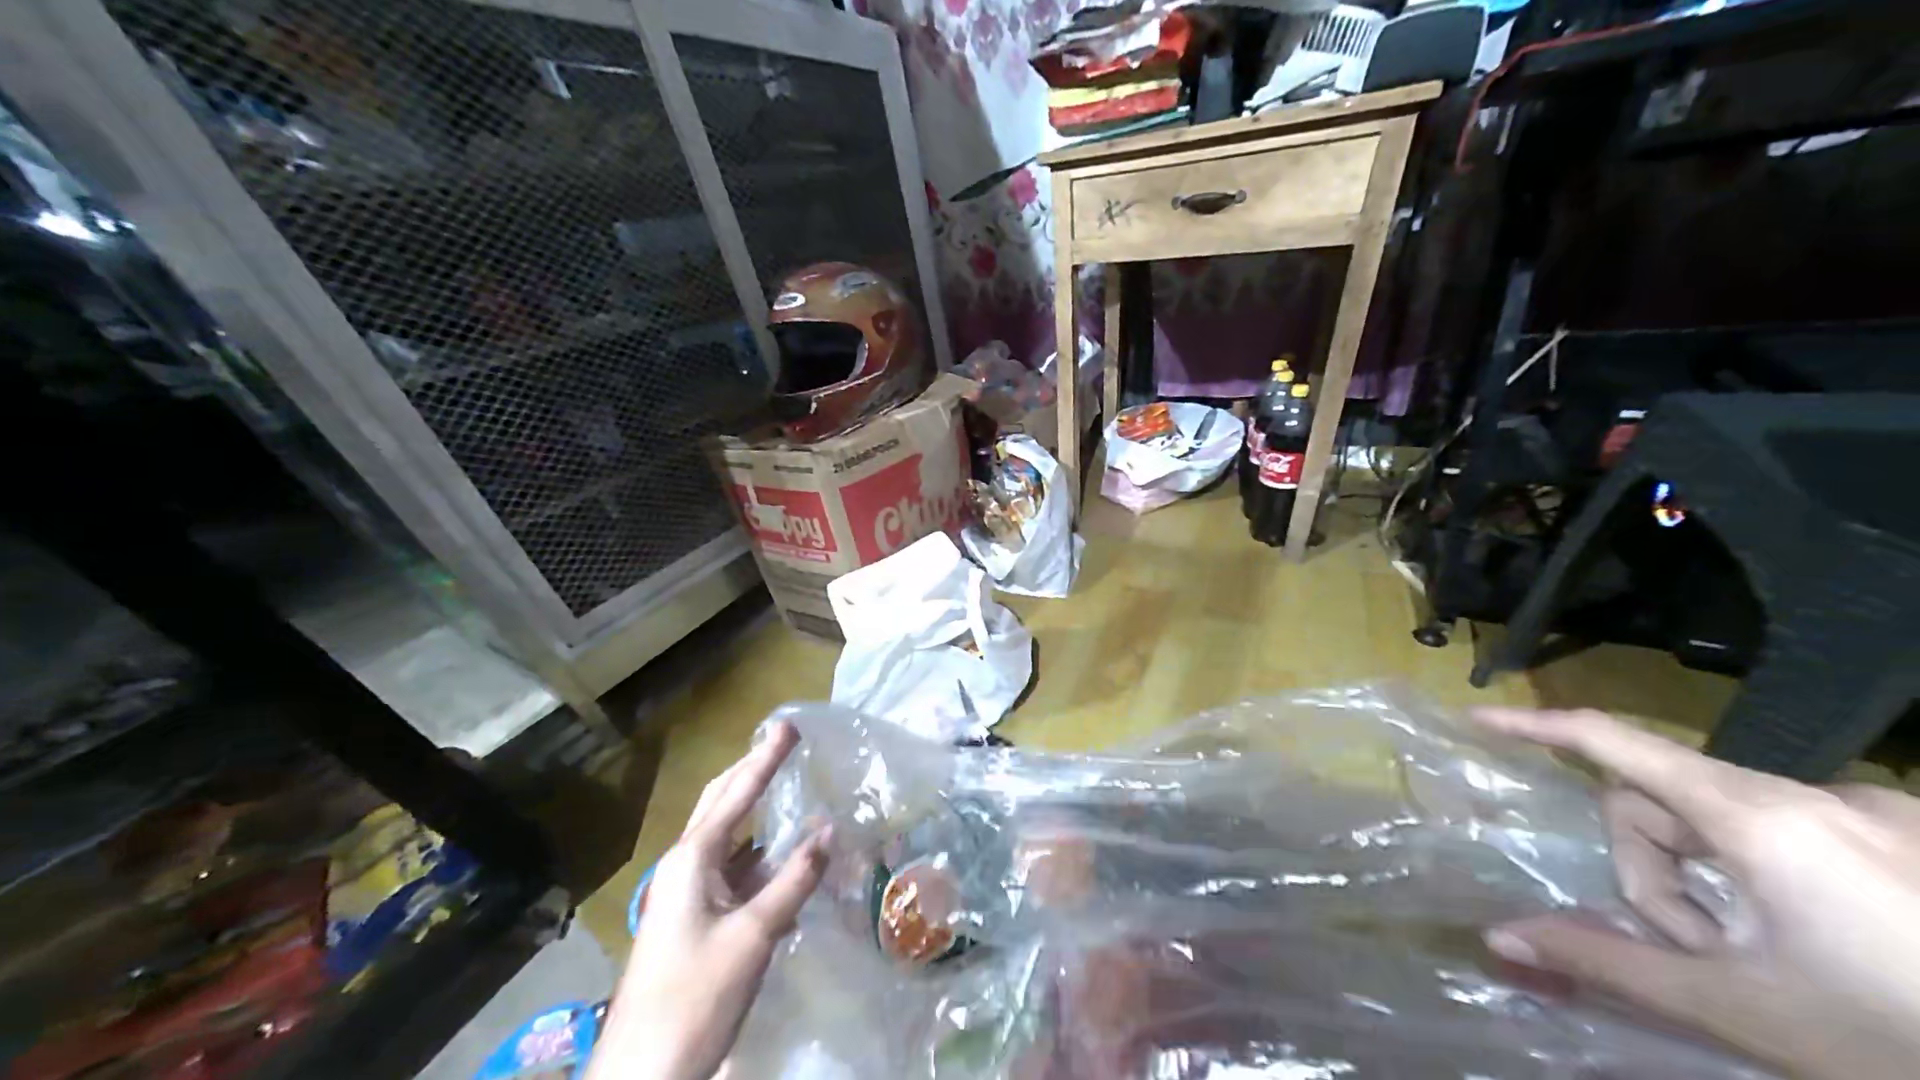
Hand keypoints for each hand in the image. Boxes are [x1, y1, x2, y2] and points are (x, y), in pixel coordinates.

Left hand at [585, 722, 829, 1079]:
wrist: (643, 1075)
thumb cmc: (696, 997)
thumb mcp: (754, 935)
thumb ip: (794, 879)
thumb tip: (829, 828)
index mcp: (692, 859)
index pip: (737, 793)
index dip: (766, 758)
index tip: (790, 726)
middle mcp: (684, 867)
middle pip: (720, 804)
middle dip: (751, 771)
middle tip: (782, 744)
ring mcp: (685, 896)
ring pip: (725, 839)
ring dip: (754, 812)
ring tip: (786, 791)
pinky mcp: (693, 922)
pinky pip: (731, 873)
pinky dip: (758, 858)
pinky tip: (783, 863)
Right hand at [1474, 707, 1919, 1079]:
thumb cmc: (1899, 1036)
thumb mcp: (1740, 1007)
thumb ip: (1606, 960)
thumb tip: (1498, 937)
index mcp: (1759, 818)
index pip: (1614, 742)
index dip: (1538, 727)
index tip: (1480, 719)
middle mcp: (1811, 794)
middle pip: (1664, 798)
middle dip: (1653, 867)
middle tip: (1691, 946)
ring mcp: (1874, 812)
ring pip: (1724, 814)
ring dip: (1709, 874)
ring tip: (1753, 948)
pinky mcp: (1912, 835)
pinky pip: (1789, 823)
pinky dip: (1763, 867)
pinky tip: (1813, 931)